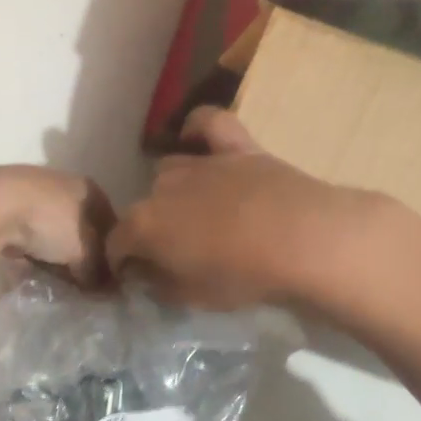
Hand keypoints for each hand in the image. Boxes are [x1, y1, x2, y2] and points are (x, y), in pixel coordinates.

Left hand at [0, 165, 115, 286]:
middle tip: (78, 278)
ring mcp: (31, 191)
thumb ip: (96, 269)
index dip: (109, 251)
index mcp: (88, 188)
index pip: (109, 223)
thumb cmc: (49, 222)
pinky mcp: (4, 204)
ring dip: (52, 249)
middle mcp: (62, 184)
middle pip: (78, 225)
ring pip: (50, 228)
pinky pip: (25, 231)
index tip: (106, 275)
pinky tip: (27, 262)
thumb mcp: (82, 250)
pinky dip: (28, 246)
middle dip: (79, 251)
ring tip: (52, 274)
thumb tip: (104, 289)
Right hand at [105, 107, 382, 309]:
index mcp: (143, 226)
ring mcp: (199, 164)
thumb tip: (142, 273)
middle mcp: (161, 189)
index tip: (136, 277)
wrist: (304, 242)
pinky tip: (194, 139)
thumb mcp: (189, 297)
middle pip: (143, 208)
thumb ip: (157, 284)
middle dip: (150, 229)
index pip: (115, 244)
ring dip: (172, 193)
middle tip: (174, 252)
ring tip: (194, 211)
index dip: (121, 262)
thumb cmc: (242, 277)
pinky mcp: (237, 148)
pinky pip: (208, 123)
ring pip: (168, 171)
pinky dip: (196, 128)